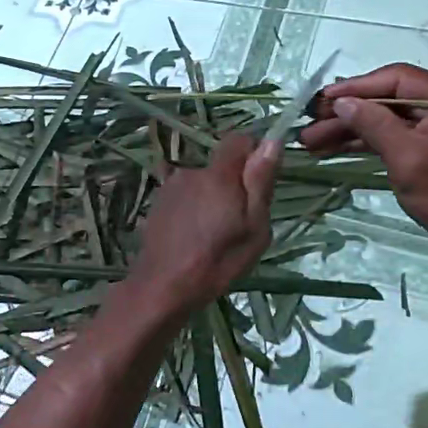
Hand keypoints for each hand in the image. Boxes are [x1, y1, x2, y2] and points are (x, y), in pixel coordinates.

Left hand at [127, 133, 281, 311]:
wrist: (163, 287)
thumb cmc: (218, 260)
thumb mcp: (254, 226)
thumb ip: (260, 181)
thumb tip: (271, 141)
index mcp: (218, 174)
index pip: (239, 140)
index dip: (253, 154)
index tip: (260, 182)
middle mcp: (191, 172)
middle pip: (220, 166)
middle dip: (233, 184)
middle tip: (239, 221)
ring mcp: (169, 188)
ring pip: (201, 184)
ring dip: (211, 199)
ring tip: (214, 235)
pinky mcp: (156, 205)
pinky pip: (184, 198)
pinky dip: (192, 211)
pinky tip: (193, 239)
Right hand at [300, 64, 427, 259]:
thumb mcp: (409, 158)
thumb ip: (374, 125)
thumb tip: (342, 102)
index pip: (397, 78)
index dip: (355, 88)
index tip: (321, 101)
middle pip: (392, 98)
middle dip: (349, 113)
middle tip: (310, 127)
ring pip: (393, 120)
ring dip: (355, 130)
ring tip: (313, 143)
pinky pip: (402, 137)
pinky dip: (373, 143)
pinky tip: (340, 149)